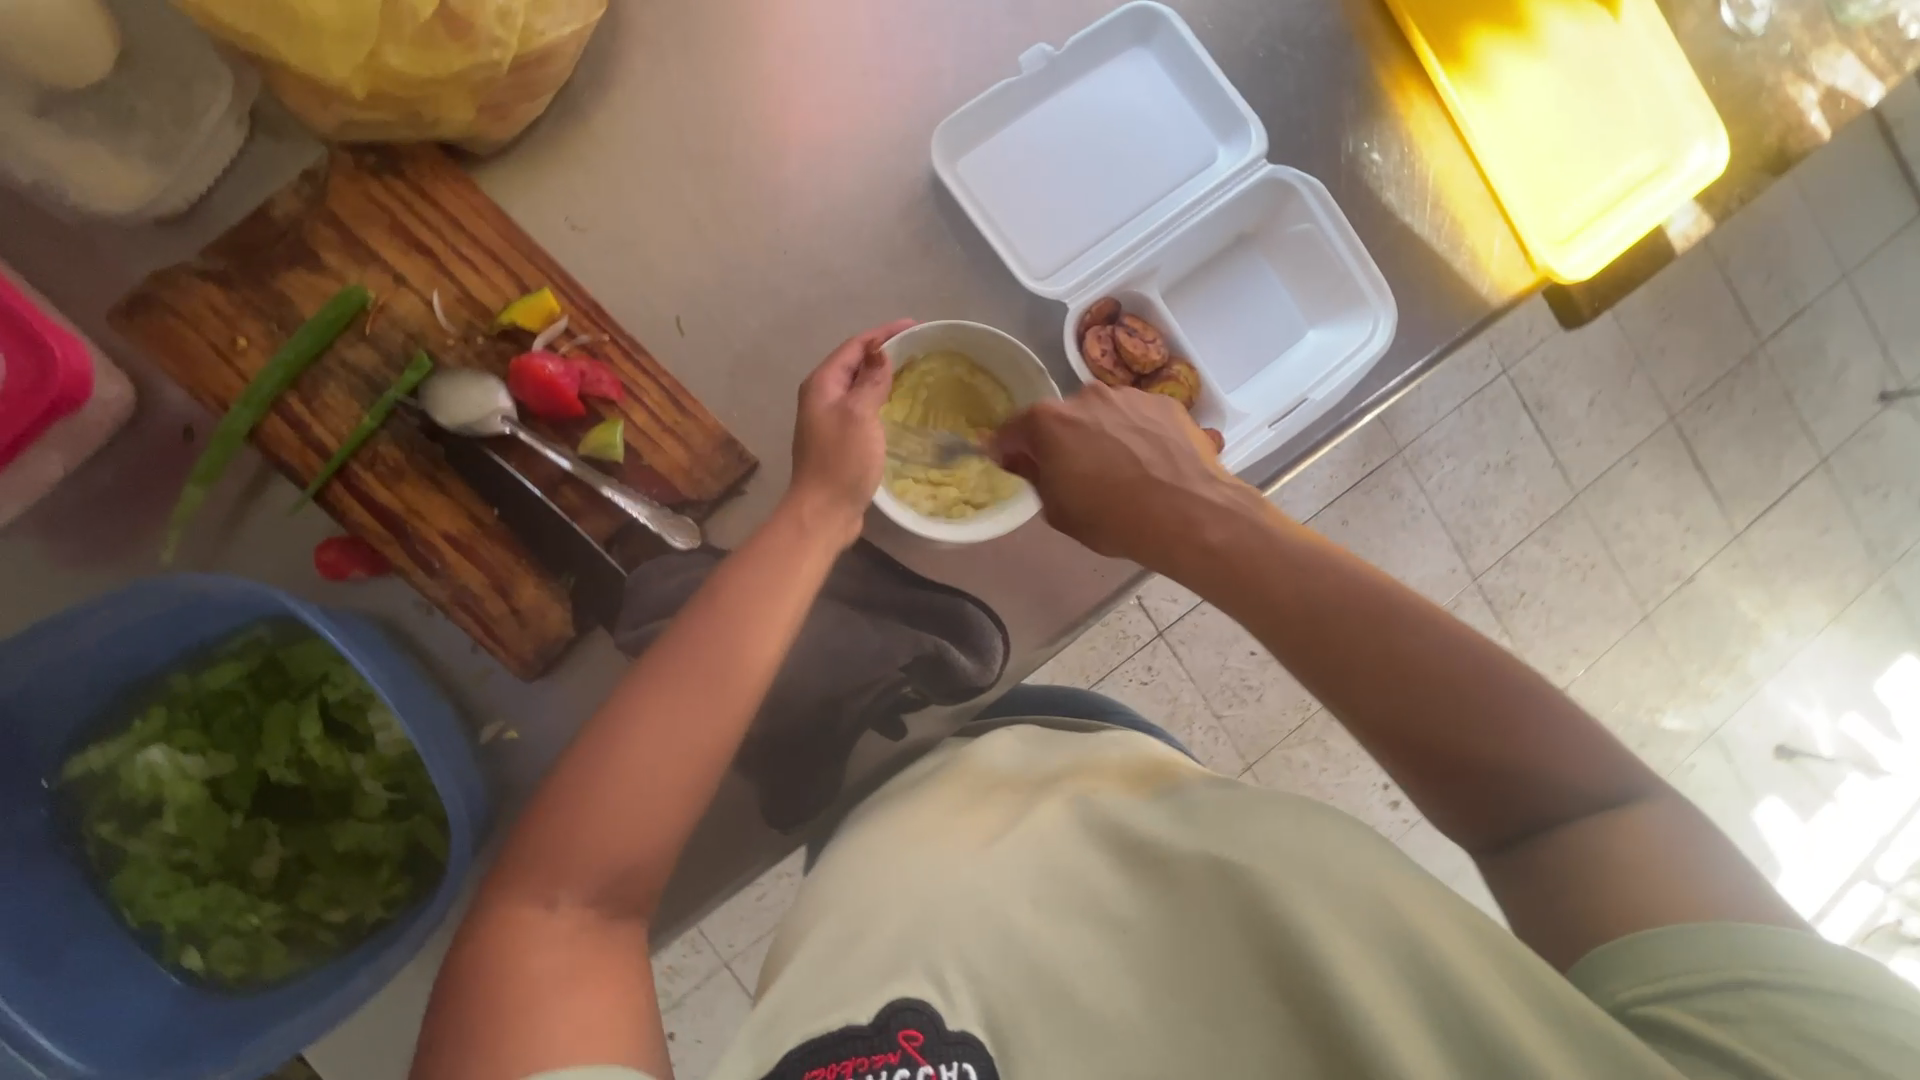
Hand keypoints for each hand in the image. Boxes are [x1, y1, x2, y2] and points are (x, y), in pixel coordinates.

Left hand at [787, 319, 914, 545]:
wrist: (824, 512)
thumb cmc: (841, 461)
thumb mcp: (860, 415)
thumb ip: (870, 381)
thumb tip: (880, 353)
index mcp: (822, 385)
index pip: (855, 346)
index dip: (883, 333)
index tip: (915, 326)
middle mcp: (822, 397)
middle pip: (855, 363)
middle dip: (884, 351)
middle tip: (919, 347)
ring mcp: (830, 420)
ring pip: (858, 386)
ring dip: (883, 375)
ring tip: (914, 370)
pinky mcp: (840, 440)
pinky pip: (862, 408)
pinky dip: (880, 399)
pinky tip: (898, 405)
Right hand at [993, 383, 1261, 568]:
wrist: (1188, 514)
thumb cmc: (1112, 518)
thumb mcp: (1057, 511)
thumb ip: (1033, 478)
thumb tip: (1022, 460)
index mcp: (1048, 422)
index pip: (1012, 430)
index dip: (1008, 451)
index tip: (1013, 467)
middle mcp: (1085, 396)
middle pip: (1060, 418)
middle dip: (1060, 442)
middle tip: (1074, 474)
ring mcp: (1128, 396)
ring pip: (1101, 415)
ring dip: (1100, 435)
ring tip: (1120, 470)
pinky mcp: (1164, 403)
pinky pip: (1137, 418)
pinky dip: (1136, 435)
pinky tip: (1150, 464)